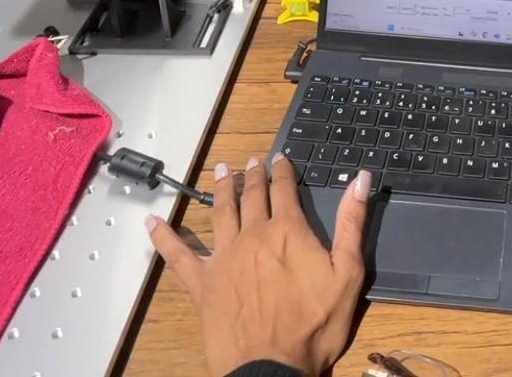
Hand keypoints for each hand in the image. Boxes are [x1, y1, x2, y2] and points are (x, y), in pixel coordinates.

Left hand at [147, 154, 371, 376]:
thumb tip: (359, 179)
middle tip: (253, 160)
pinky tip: (152, 223)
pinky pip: (179, 256)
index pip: (284, 188)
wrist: (273, 371)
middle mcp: (254, 236)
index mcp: (289, 231)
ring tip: (221, 171)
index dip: (283, 169)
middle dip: (253, 174)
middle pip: (252, 195)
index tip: (280, 156)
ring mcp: (225, 259)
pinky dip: (165, 237)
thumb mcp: (348, 273)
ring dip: (221, 189)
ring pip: (220, 213)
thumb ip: (352, 222)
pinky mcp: (203, 285)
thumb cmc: (315, 326)